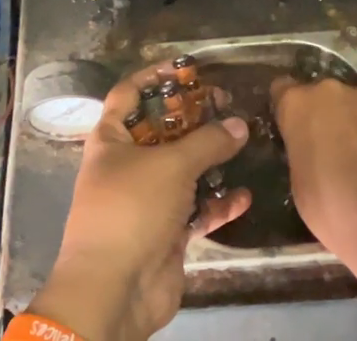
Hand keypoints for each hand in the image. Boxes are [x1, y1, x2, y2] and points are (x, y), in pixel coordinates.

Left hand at [26, 65, 252, 340]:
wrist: (115, 288)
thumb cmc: (132, 208)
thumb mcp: (171, 165)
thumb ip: (207, 141)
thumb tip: (238, 124)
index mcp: (111, 138)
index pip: (130, 93)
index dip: (156, 77)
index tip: (190, 68)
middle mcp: (126, 164)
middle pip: (163, 131)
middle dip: (195, 119)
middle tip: (229, 105)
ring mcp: (146, 199)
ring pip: (182, 170)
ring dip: (211, 160)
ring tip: (244, 142)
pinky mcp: (165, 232)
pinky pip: (195, 209)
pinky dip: (217, 203)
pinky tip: (243, 196)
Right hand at [269, 76, 356, 252]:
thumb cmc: (329, 203)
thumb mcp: (298, 180)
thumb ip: (302, 151)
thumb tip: (313, 151)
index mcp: (297, 104)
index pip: (282, 90)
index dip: (289, 110)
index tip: (294, 130)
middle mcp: (329, 91)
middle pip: (321, 96)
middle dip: (325, 117)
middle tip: (330, 149)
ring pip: (353, 105)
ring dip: (353, 124)